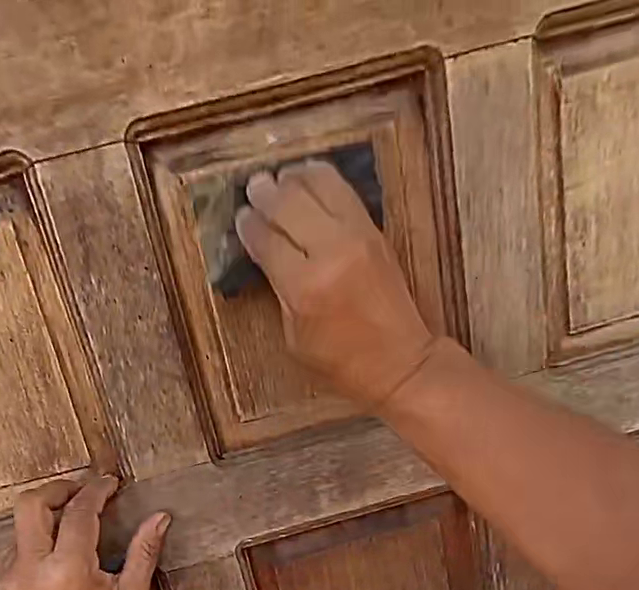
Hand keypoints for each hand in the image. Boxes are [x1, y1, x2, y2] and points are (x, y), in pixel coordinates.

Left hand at [0, 476, 170, 589]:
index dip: (95, 491)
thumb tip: (160, 517)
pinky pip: (16, 551)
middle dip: (56, 489)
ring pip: (22, 527)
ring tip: (71, 529)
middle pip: (31, 504)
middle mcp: (32, 569)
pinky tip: (56, 562)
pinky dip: (37, 546)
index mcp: (68, 570)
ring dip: (47, 520)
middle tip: (79, 491)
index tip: (108, 484)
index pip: (78, 512)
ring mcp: (9, 579)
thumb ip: (144, 551)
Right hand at [235, 161, 440, 409]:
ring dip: (294, 178)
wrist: (399, 362)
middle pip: (289, 204)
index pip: (267, 241)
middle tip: (253, 187)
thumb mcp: (295, 337)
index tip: (240, 217)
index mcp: (304, 287)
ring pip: (319, 185)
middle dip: (266, 193)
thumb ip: (279, 292)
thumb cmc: (340, 362)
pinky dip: (322, 180)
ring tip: (279, 178)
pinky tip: (308, 179)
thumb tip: (266, 256)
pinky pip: (343, 192)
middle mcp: (330, 252)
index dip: (249, 226)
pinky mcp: (375, 231)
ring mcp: (357, 236)